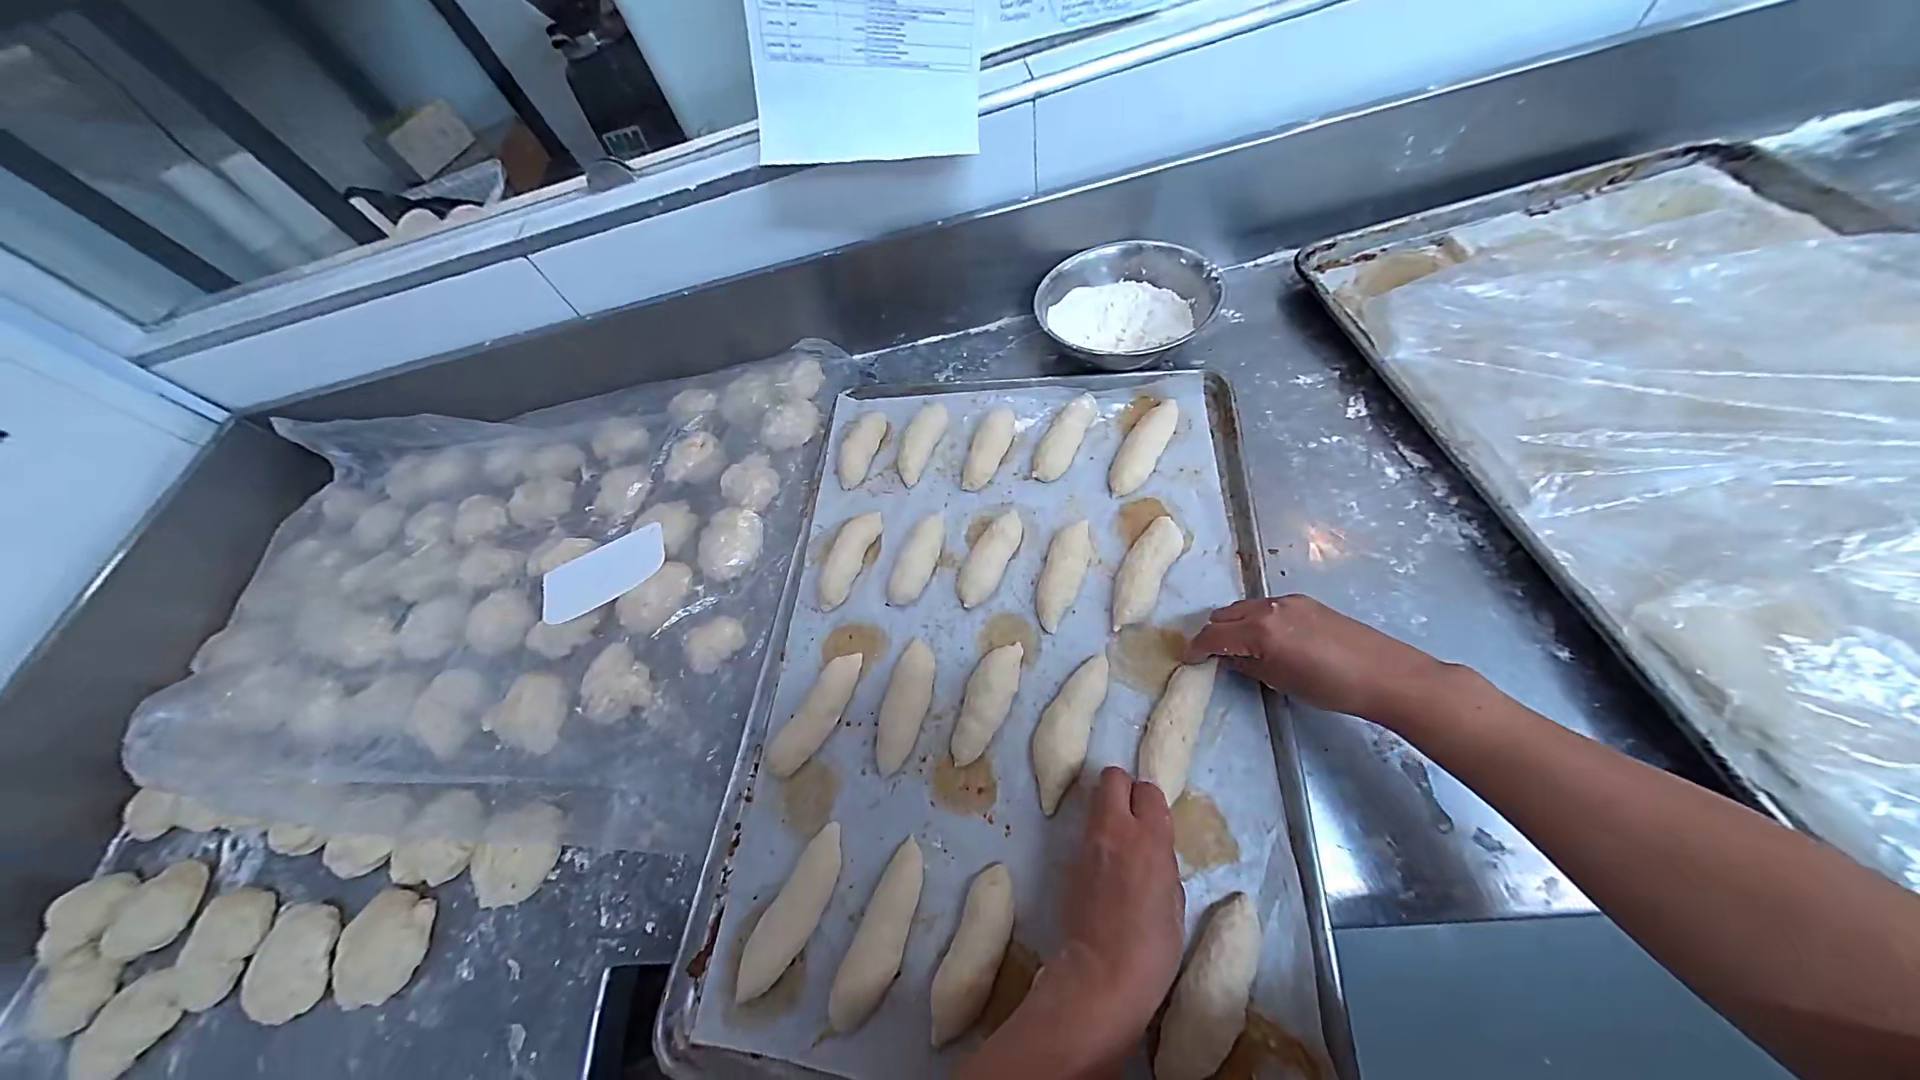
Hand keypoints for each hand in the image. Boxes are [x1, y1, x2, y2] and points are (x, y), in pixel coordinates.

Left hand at [957, 767, 1181, 1079]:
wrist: (1101, 975)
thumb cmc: (1152, 949)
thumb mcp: (1175, 905)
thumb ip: (1164, 866)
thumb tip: (1154, 854)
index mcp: (1150, 839)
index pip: (1149, 790)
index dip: (1152, 802)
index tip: (1156, 820)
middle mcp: (1116, 830)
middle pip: (1113, 777)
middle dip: (1124, 788)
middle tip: (1134, 816)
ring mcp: (1088, 842)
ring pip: (1095, 799)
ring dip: (1108, 809)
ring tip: (1120, 840)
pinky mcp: (1070, 858)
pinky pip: (1086, 830)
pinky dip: (1097, 836)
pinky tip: (1106, 865)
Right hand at [1183, 594, 1452, 721]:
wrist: (1387, 675)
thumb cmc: (1331, 686)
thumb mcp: (1279, 681)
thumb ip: (1246, 665)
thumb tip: (1226, 658)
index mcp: (1259, 630)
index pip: (1213, 635)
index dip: (1196, 649)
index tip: (1188, 660)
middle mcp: (1268, 607)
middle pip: (1224, 615)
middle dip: (1212, 633)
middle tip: (1212, 655)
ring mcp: (1288, 601)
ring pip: (1244, 607)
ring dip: (1234, 624)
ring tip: (1239, 647)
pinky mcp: (1306, 602)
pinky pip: (1266, 606)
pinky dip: (1255, 619)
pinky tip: (1268, 638)